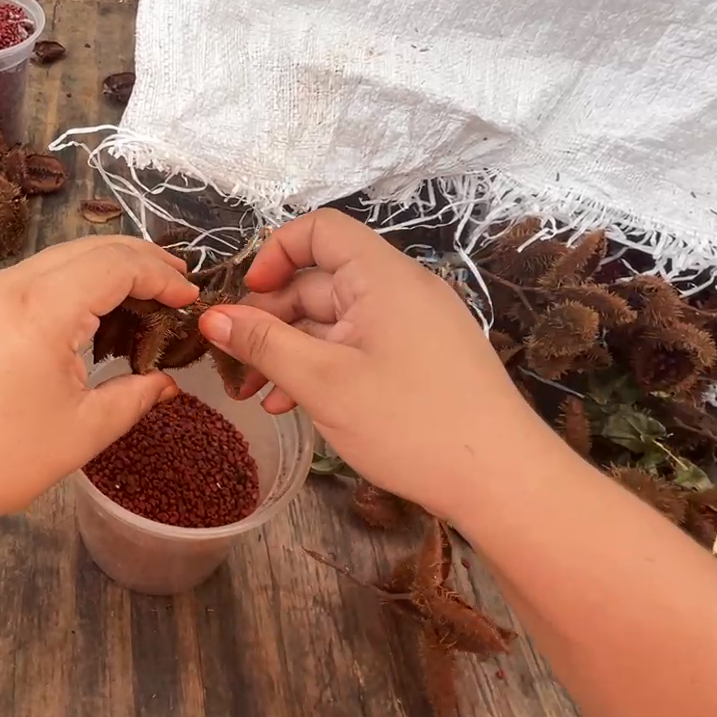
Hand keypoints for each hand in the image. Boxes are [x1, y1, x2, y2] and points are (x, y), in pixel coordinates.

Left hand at [0, 236, 198, 527]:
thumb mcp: (80, 431)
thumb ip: (133, 397)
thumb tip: (165, 382)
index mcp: (42, 306)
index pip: (116, 265)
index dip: (160, 277)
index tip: (192, 298)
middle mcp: (12, 283)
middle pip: (90, 249)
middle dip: (139, 261)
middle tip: (177, 285)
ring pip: (61, 258)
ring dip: (106, 268)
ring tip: (144, 294)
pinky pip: (37, 277)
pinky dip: (75, 282)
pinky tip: (93, 310)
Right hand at [196, 209, 561, 520]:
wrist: (506, 485)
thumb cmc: (411, 423)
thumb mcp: (322, 382)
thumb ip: (262, 344)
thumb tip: (211, 318)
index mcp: (382, 277)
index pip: (320, 230)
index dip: (274, 254)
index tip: (246, 297)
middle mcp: (398, 291)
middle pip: (317, 283)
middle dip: (269, 320)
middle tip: (234, 365)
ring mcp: (411, 327)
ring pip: (331, 322)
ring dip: (288, 352)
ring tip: (255, 396)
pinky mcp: (418, 360)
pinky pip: (355, 347)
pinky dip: (320, 367)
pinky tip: (292, 406)